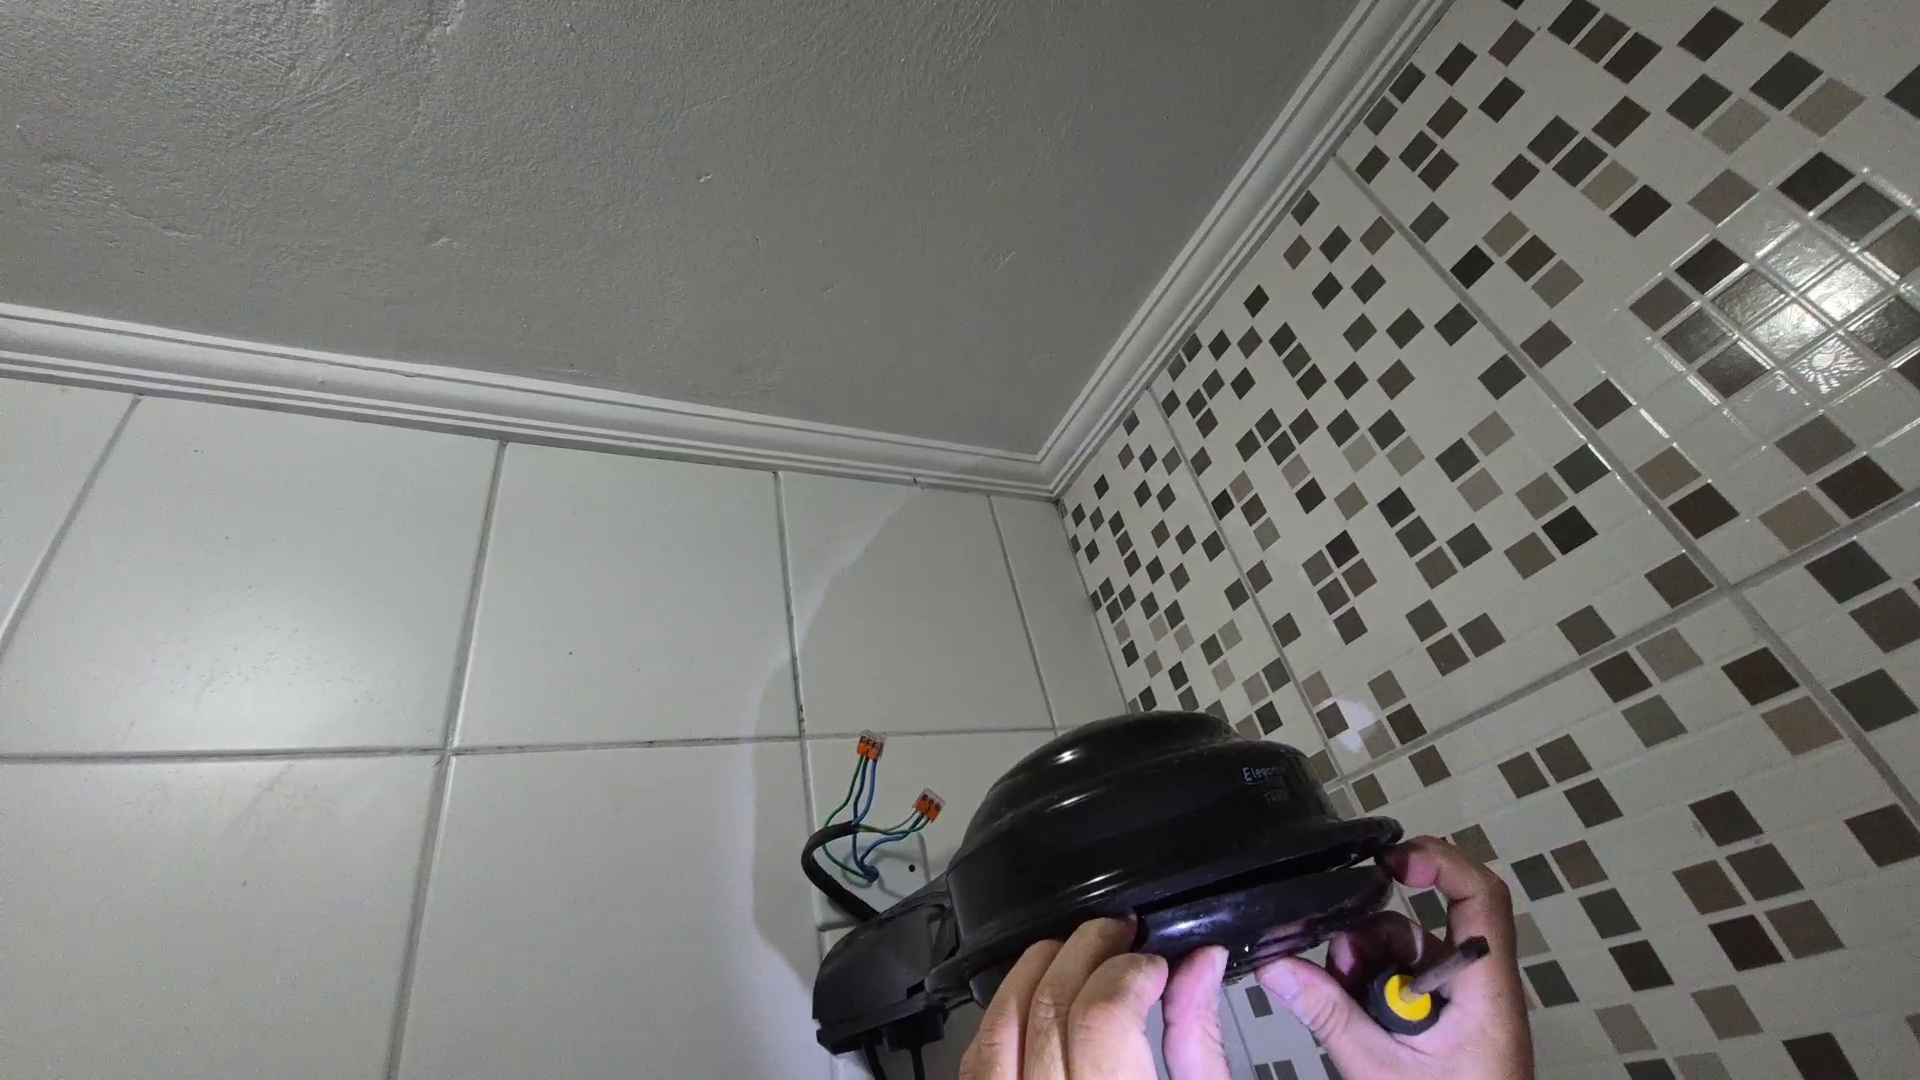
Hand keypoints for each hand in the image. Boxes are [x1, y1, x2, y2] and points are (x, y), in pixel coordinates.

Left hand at [960, 916, 1233, 1078]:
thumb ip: (1201, 1044)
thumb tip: (1200, 960)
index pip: (1100, 1022)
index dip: (1129, 973)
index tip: (1153, 962)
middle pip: (1048, 1011)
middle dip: (1086, 952)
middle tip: (1118, 934)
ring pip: (998, 1027)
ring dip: (1038, 971)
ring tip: (1075, 952)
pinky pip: (978, 1061)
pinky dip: (1005, 1014)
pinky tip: (1035, 995)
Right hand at [1255, 836, 1532, 1079]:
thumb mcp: (1382, 1073)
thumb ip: (1329, 1014)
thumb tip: (1272, 962)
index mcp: (1483, 993)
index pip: (1481, 898)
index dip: (1440, 862)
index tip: (1387, 863)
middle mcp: (1471, 985)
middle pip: (1414, 924)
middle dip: (1364, 938)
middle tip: (1338, 973)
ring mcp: (1450, 1000)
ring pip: (1393, 950)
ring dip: (1357, 966)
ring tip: (1341, 1002)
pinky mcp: (1433, 1016)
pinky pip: (1388, 976)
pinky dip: (1360, 984)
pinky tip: (1348, 1012)